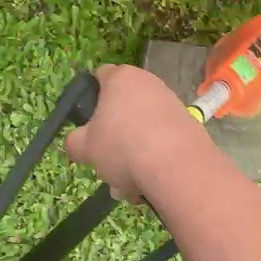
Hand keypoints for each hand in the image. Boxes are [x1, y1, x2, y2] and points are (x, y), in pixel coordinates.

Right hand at [65, 64, 212, 203]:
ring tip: (129, 183)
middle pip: (123, 108)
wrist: (175, 165)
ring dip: (132, 156)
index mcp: (120, 78)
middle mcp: (148, 82)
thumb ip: (74, 142)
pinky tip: (148, 183)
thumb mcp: (85, 148)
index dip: (90, 98)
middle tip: (108, 161)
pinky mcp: (186, 125)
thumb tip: (76, 142)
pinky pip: (161, 142)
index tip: (88, 123)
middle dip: (114, 136)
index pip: (100, 76)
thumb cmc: (121, 147)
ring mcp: (170, 102)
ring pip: (141, 130)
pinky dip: (153, 161)